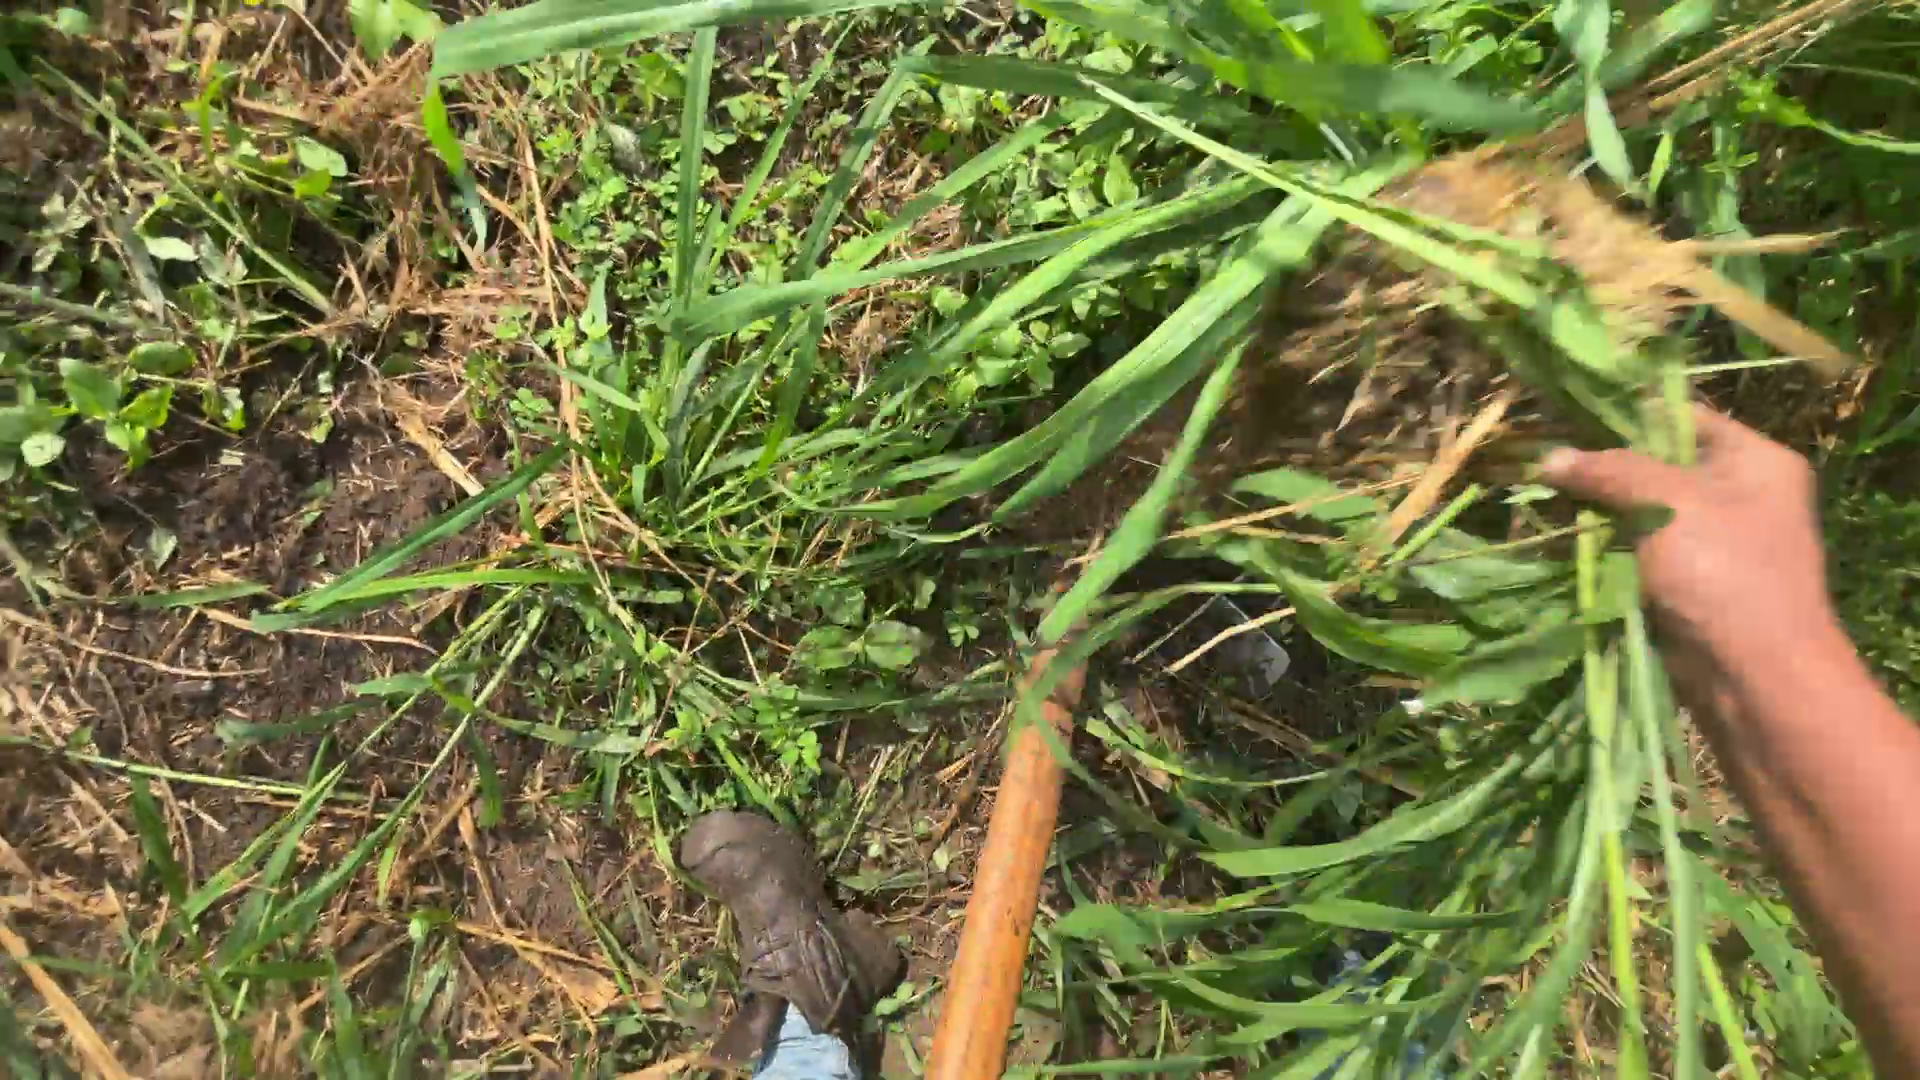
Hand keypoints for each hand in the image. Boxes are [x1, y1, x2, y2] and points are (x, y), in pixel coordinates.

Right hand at [1539, 407, 1838, 665]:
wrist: (1748, 666)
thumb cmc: (1724, 572)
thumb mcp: (1670, 504)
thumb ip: (1609, 471)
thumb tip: (1548, 457)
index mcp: (1750, 462)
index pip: (1677, 415)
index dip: (1619, 413)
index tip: (1558, 416)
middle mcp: (1727, 490)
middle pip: (1645, 459)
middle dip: (1590, 463)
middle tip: (1537, 462)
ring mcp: (1697, 533)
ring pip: (1626, 502)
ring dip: (1583, 503)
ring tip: (1536, 498)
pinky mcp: (1669, 569)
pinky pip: (1620, 539)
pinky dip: (1587, 536)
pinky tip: (1552, 534)